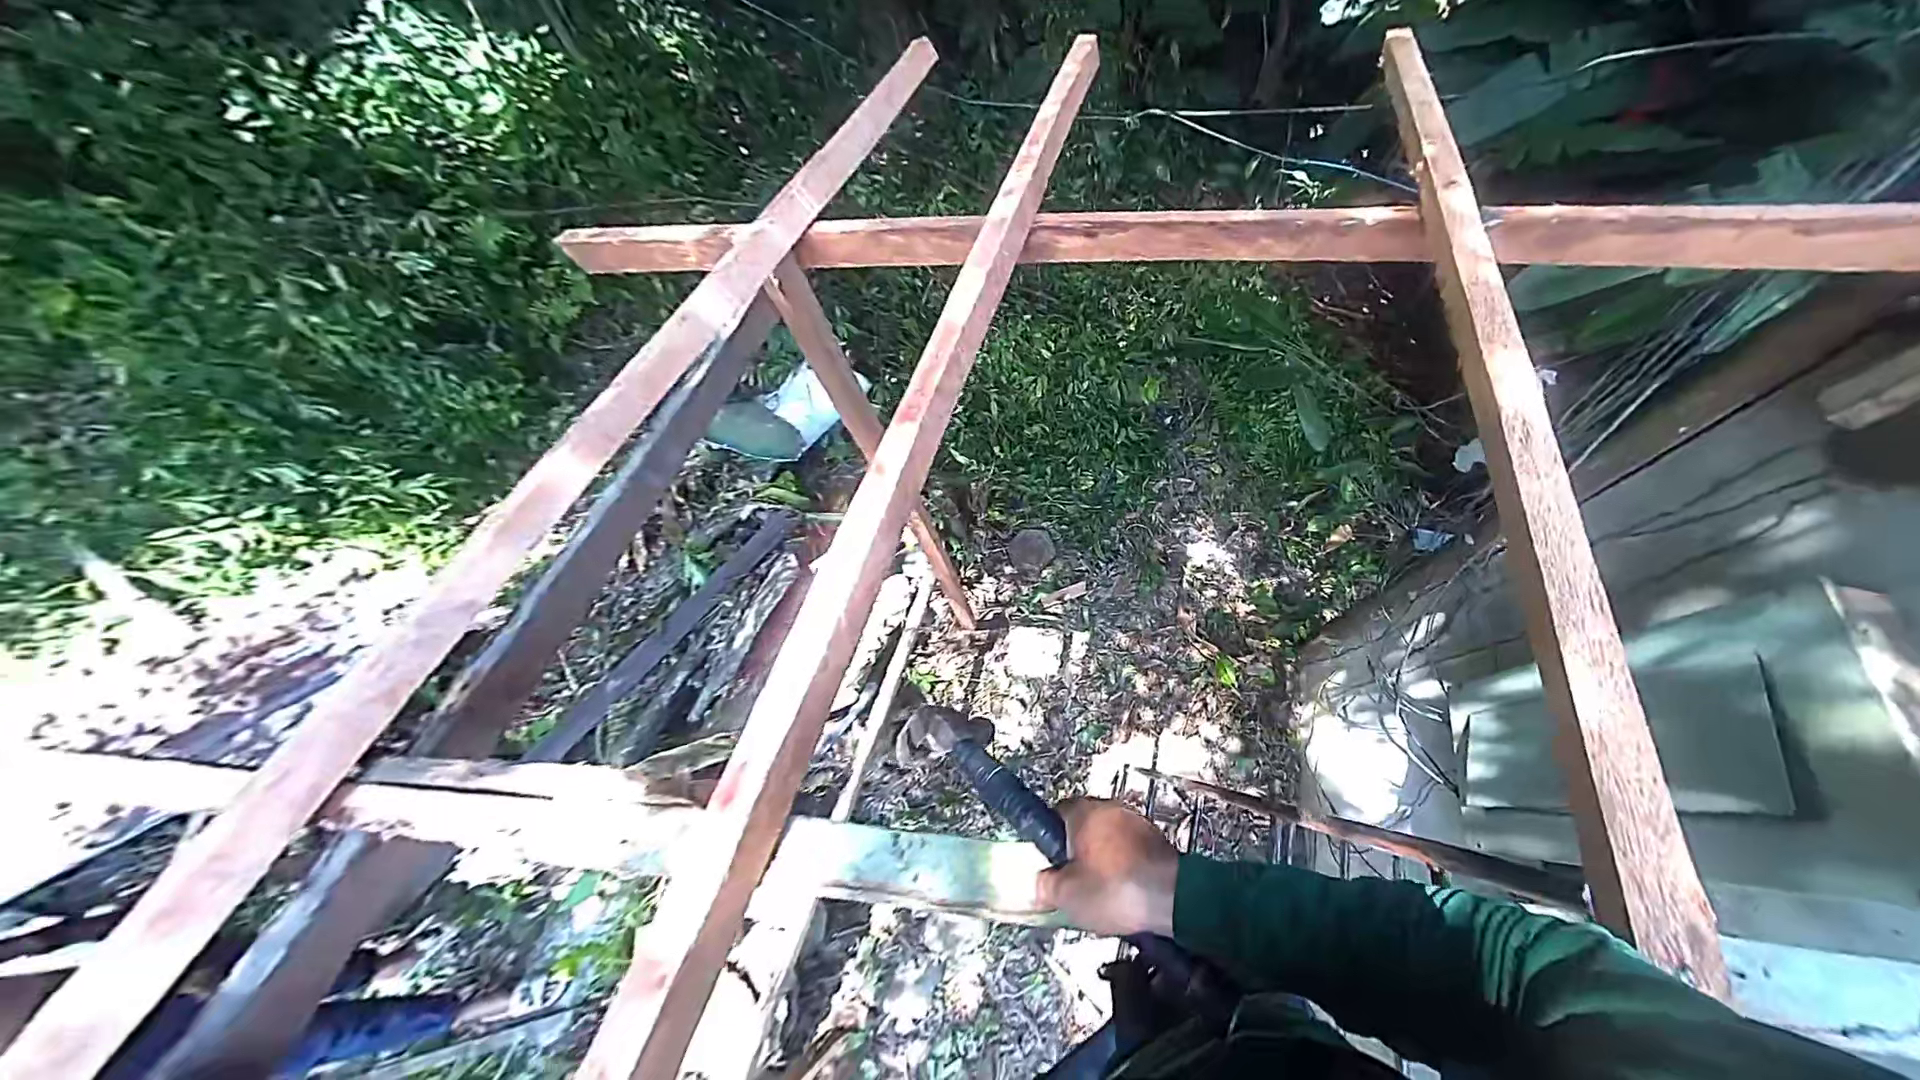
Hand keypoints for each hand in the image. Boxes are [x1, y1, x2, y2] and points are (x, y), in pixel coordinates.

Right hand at [1035, 797, 1177, 937]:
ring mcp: (1135, 821)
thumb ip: (1046, 885)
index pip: (1055, 813)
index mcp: (1083, 811)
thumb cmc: (1117, 889)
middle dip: (1077, 851)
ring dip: (1102, 857)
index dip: (1050, 839)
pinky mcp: (1155, 838)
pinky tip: (1124, 890)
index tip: (1050, 860)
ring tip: (1100, 889)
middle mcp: (1109, 807)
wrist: (1172, 899)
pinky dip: (1124, 864)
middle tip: (1074, 879)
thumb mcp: (1067, 895)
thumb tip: (1040, 884)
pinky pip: (1129, 848)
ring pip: (1107, 837)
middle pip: (1082, 825)